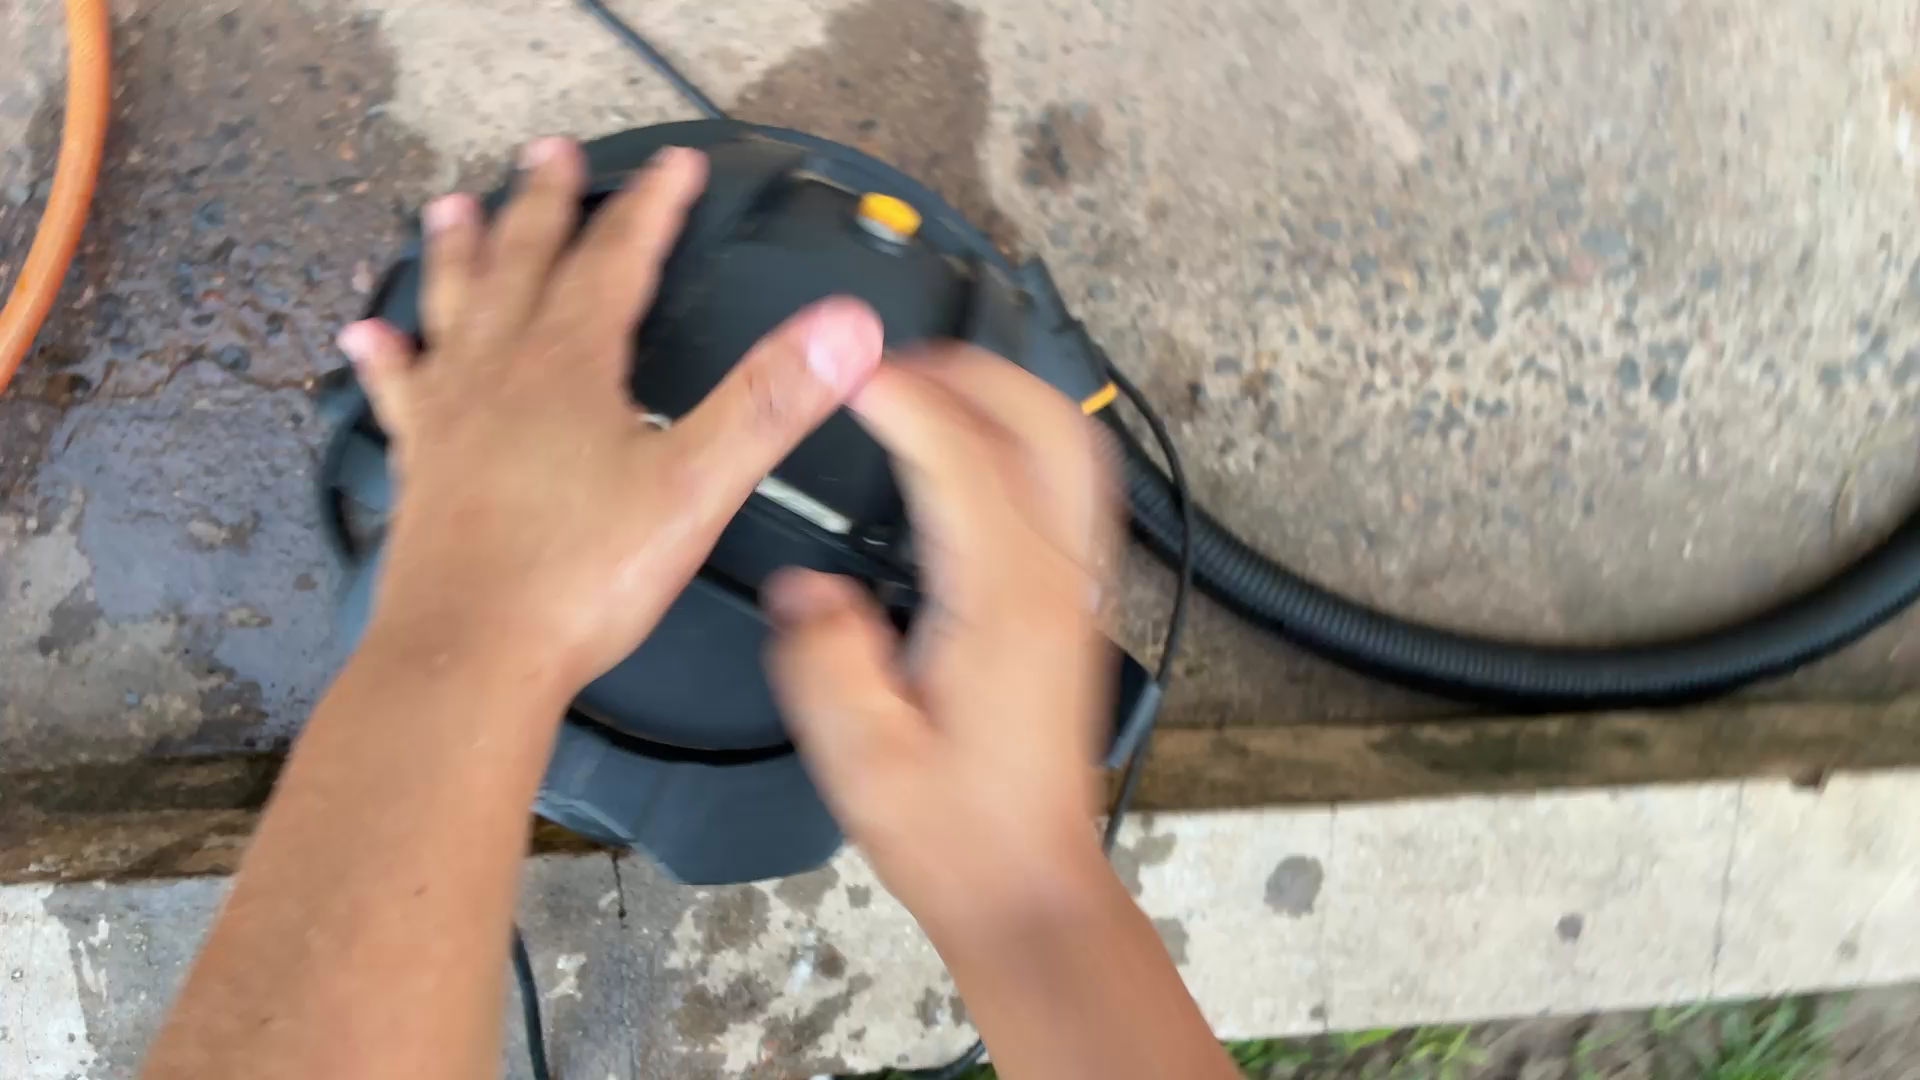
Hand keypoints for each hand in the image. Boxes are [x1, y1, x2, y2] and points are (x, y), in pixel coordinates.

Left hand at [335, 138, 884, 691]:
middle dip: (548, 206)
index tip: (676, 164)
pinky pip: (402, 394)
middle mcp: (504, 374)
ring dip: (462, 256)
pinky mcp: (426, 468)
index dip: (653, 208)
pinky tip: (369, 338)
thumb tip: (845, 330)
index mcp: (571, 366)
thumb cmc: (590, 571)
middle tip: (552, 153)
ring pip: (456, 313)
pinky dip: (389, 360)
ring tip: (457, 208)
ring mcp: (453, 419)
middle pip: (528, 267)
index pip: (619, 263)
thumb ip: (770, 402)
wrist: (476, 657)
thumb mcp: (699, 483)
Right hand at [765, 345, 1116, 942]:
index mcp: (1003, 600)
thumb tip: (807, 584)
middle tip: (901, 366)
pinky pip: (1077, 486)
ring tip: (941, 388)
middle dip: (974, 372)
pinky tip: (988, 452)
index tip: (852, 370)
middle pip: (1047, 424)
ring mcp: (1081, 586)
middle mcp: (1057, 578)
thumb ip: (823, 652)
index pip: (961, 455)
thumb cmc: (954, 829)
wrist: (1028, 880)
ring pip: (1076, 446)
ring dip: (1013, 397)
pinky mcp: (1080, 602)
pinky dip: (1035, 440)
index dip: (904, 397)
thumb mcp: (859, 753)